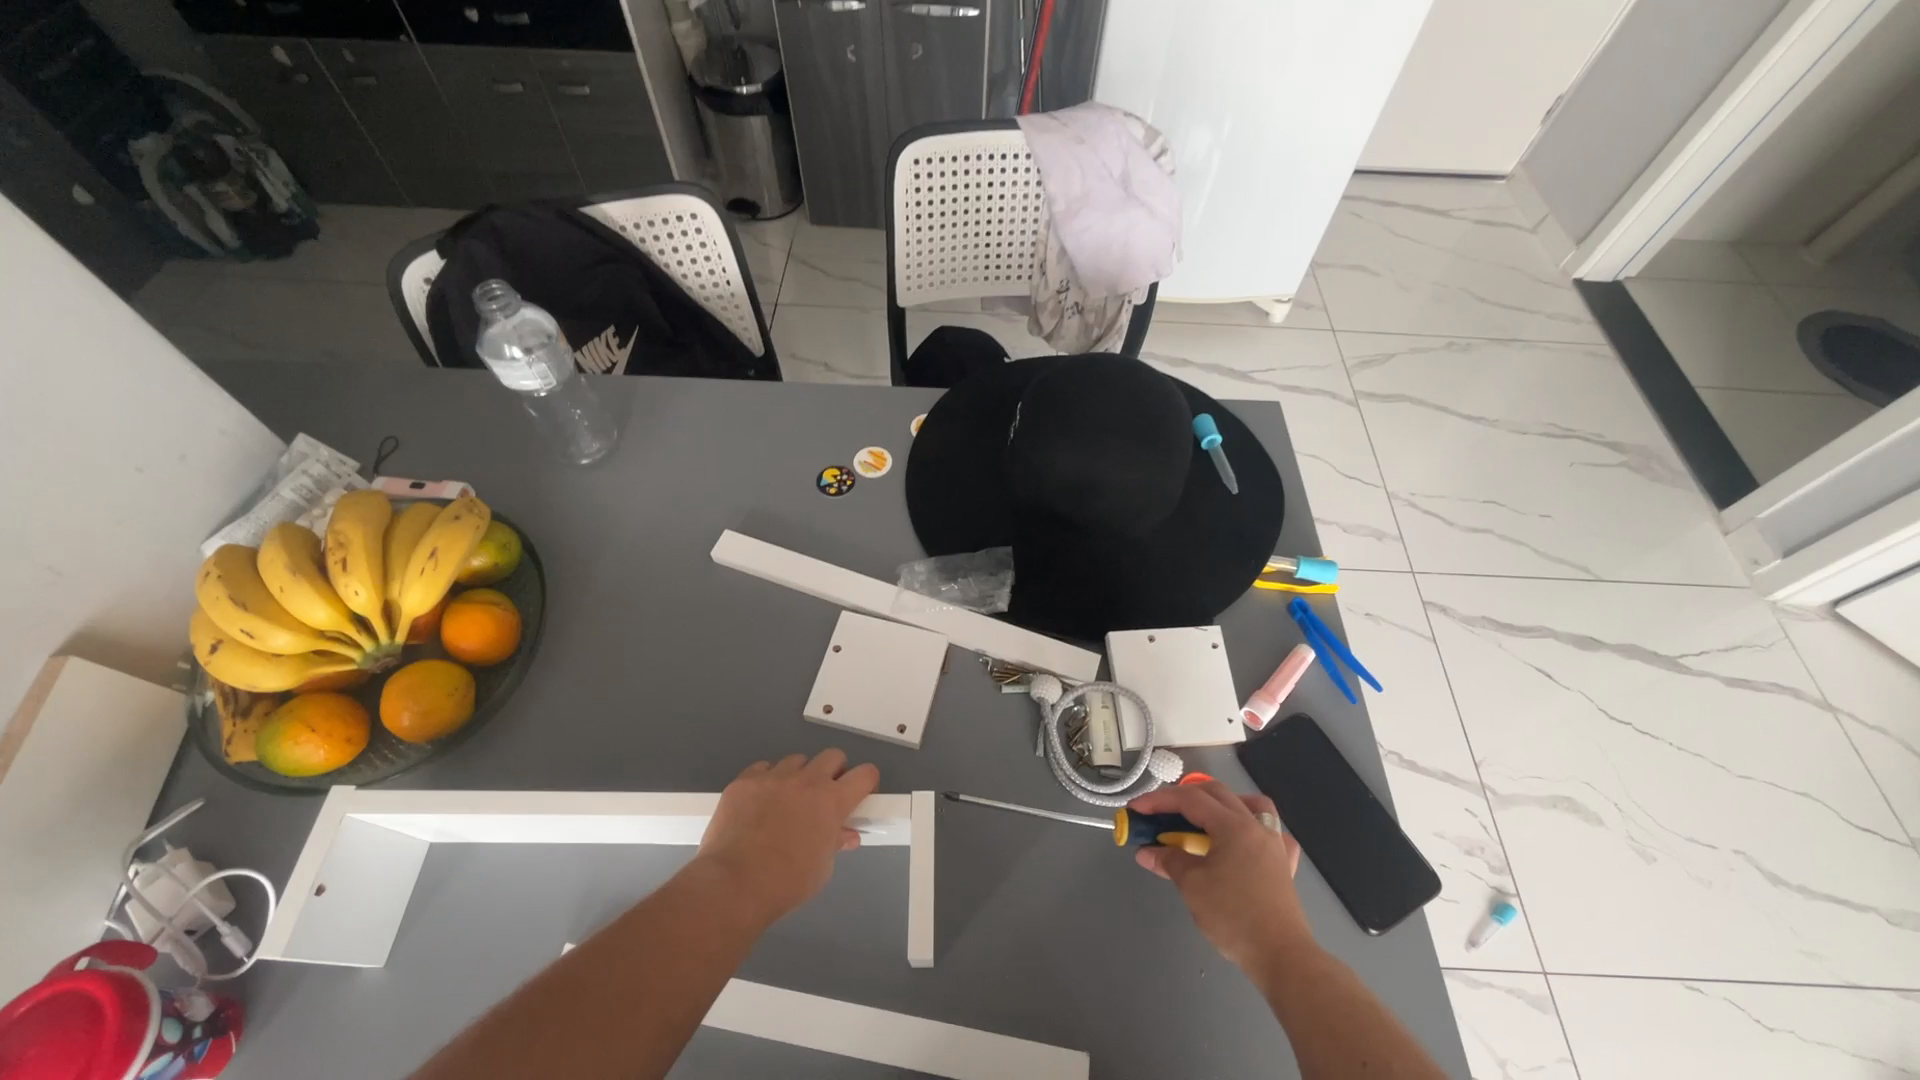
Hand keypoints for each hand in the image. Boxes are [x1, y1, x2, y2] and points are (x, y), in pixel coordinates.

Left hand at [693, 749, 880, 927]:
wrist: (733, 884)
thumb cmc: (786, 883)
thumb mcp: (822, 868)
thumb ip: (835, 843)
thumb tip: (845, 835)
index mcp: (832, 801)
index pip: (865, 774)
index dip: (866, 783)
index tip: (859, 796)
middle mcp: (806, 780)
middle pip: (833, 756)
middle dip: (833, 773)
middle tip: (823, 798)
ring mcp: (773, 777)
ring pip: (796, 760)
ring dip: (799, 776)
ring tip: (786, 801)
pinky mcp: (744, 781)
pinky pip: (763, 769)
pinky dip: (767, 781)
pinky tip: (758, 803)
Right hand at [1131, 782, 1312, 969]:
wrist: (1280, 955)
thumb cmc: (1233, 917)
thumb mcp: (1192, 886)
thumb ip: (1168, 861)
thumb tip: (1146, 852)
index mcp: (1233, 826)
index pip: (1190, 800)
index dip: (1158, 800)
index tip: (1136, 809)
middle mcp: (1256, 826)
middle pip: (1217, 794)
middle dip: (1184, 798)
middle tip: (1161, 813)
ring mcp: (1275, 844)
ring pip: (1250, 804)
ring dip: (1222, 804)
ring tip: (1204, 819)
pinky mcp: (1284, 864)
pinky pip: (1271, 832)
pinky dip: (1253, 828)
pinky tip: (1243, 842)